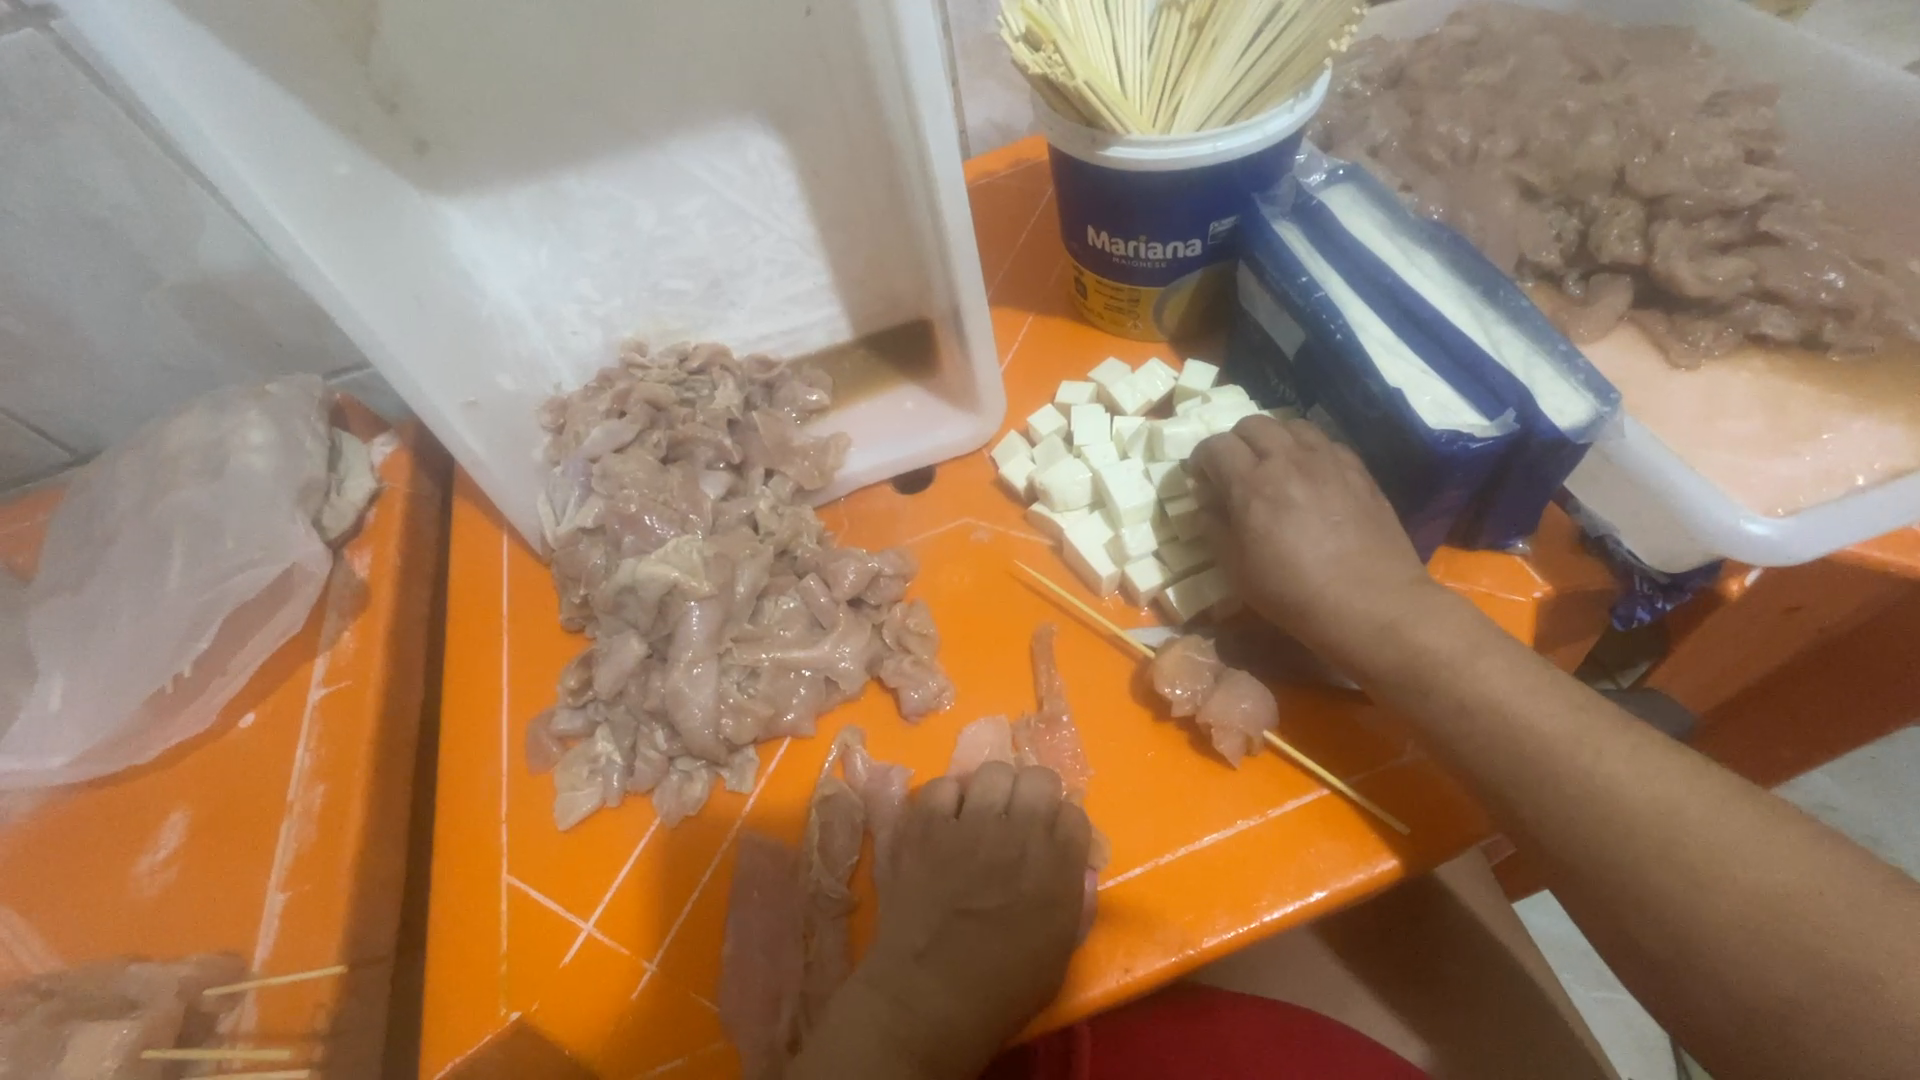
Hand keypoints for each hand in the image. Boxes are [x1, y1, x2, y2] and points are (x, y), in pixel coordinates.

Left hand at [849, 763, 1092, 1078]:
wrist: (927, 1000)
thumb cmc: (1002, 990)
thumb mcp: (1062, 952)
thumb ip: (1076, 900)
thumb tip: (1080, 866)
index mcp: (1059, 865)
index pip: (1073, 810)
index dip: (1059, 823)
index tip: (1048, 837)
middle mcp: (1020, 832)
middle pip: (1038, 778)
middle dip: (1031, 795)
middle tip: (1016, 819)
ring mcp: (969, 823)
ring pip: (992, 772)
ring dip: (990, 792)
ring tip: (978, 816)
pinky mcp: (925, 825)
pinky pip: (941, 786)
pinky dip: (946, 800)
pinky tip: (943, 823)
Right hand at [1190, 415, 1446, 668]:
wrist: (1369, 603)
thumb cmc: (1291, 592)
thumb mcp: (1235, 567)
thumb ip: (1213, 525)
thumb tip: (1206, 499)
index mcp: (1252, 484)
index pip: (1216, 446)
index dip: (1201, 459)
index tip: (1201, 479)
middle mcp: (1289, 460)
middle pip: (1253, 424)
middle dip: (1235, 443)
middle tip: (1234, 471)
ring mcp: (1328, 461)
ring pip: (1291, 425)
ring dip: (1273, 440)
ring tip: (1272, 467)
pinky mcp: (1358, 470)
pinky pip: (1325, 442)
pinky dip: (1307, 450)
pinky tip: (1309, 476)